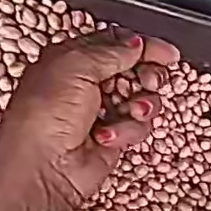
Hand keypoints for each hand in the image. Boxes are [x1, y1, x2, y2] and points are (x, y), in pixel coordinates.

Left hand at [0, 27, 179, 206]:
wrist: (44, 166)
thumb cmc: (45, 115)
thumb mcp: (75, 67)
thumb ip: (110, 51)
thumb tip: (137, 44)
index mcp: (74, 59)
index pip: (116, 44)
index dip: (143, 47)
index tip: (167, 53)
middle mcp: (90, 84)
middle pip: (135, 71)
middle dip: (147, 76)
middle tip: (149, 82)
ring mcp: (104, 111)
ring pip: (143, 99)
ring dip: (141, 105)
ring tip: (130, 111)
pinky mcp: (115, 136)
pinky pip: (139, 127)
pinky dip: (128, 130)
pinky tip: (108, 136)